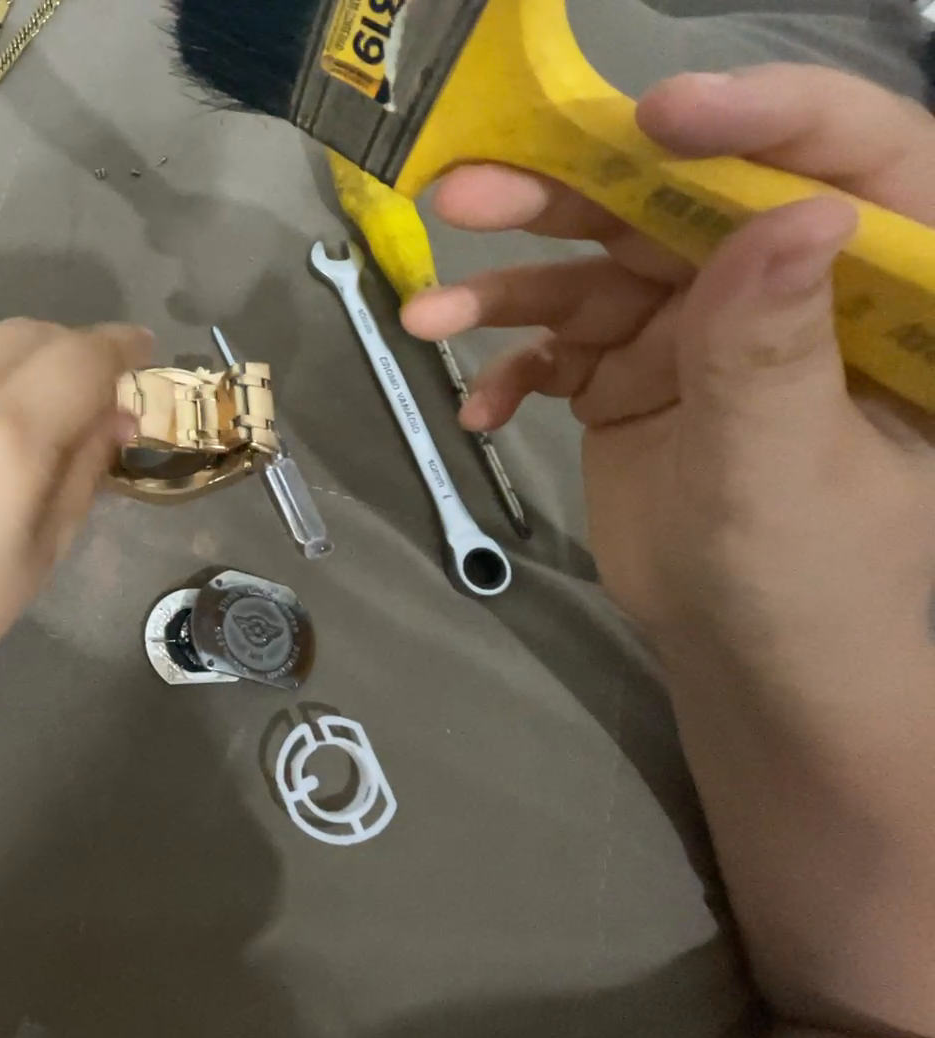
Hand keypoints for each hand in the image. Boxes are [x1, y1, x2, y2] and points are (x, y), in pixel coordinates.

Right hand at [403, 65, 934, 684]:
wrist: (745, 651)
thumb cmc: (810, 572)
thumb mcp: (787, 466)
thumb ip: (772, 349)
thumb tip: (788, 219)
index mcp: (886, 290)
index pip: (846, 166)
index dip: (757, 121)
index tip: (651, 114)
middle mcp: (781, 292)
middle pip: (674, 210)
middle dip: (566, 200)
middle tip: (464, 195)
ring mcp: (692, 335)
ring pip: (587, 282)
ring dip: (500, 299)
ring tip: (424, 320)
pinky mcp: (626, 379)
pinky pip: (554, 355)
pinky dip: (509, 378)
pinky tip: (483, 417)